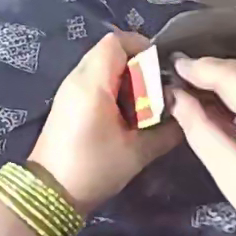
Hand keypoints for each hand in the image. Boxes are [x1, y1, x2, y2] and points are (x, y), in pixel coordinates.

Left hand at [28, 32, 182, 212]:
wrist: (50, 193)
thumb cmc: (93, 169)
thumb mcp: (137, 153)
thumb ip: (167, 130)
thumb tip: (186, 111)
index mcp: (92, 83)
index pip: (116, 41)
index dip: (143, 47)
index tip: (162, 69)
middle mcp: (76, 78)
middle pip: (110, 51)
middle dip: (138, 65)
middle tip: (159, 89)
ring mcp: (68, 90)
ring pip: (102, 67)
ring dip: (126, 79)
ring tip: (145, 104)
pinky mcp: (67, 103)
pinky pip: (93, 82)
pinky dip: (113, 89)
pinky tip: (126, 115)